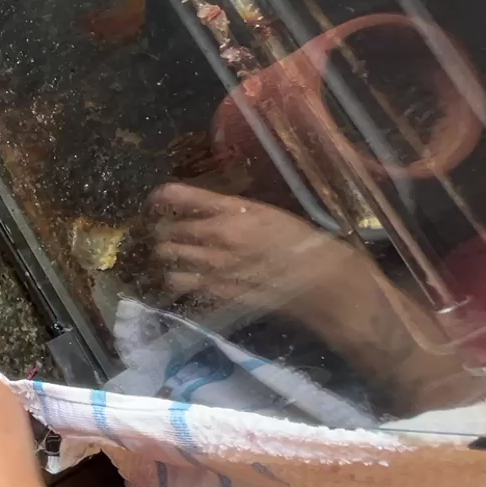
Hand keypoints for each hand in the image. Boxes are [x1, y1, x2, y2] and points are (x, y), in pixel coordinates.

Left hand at [149, 182, 377, 328]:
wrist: (328, 287)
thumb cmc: (306, 244)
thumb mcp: (269, 214)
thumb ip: (229, 210)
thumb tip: (197, 208)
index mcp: (233, 211)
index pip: (176, 196)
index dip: (160, 198)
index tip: (157, 202)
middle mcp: (217, 235)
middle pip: (164, 228)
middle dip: (164, 229)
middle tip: (172, 233)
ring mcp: (213, 265)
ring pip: (165, 254)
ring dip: (168, 253)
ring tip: (179, 254)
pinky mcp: (214, 290)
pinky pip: (176, 280)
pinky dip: (176, 276)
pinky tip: (187, 275)